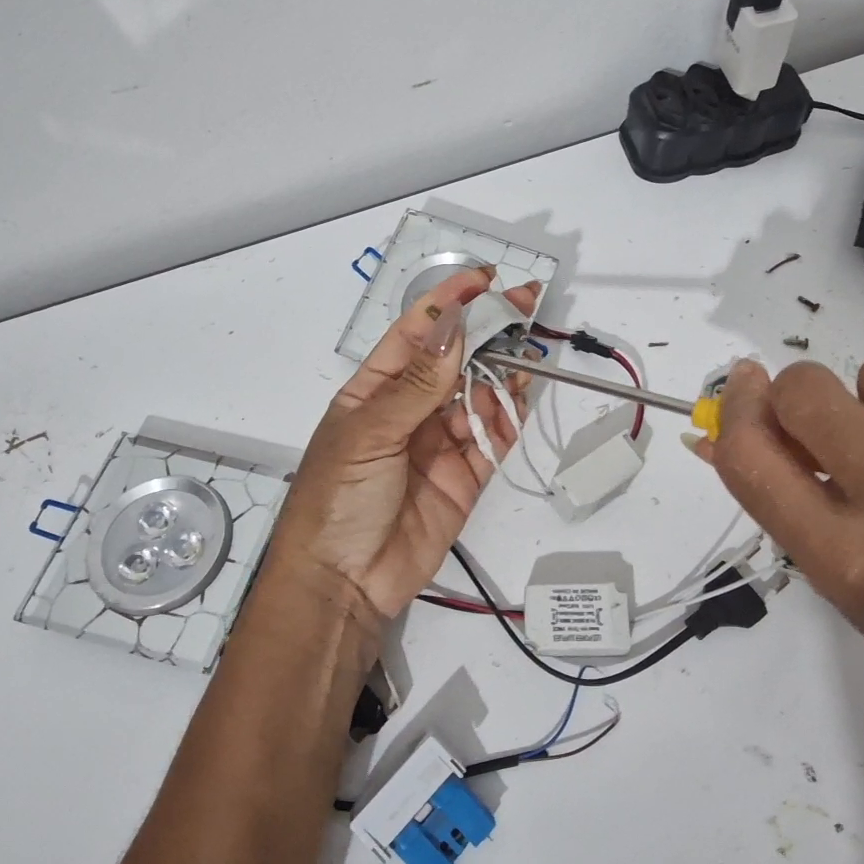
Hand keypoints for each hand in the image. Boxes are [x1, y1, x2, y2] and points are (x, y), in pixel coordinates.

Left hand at [268, 268, 536, 619]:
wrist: (345, 584)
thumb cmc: (338, 499)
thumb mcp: (369, 435)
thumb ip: (417, 385)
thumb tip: (453, 325)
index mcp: (374, 390)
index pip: (416, 333)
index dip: (449, 303)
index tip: (484, 279)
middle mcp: (410, 409)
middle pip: (456, 359)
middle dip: (487, 330)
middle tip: (525, 303)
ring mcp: (440, 441)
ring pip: (480, 393)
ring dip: (502, 371)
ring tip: (526, 354)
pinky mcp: (466, 475)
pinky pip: (494, 436)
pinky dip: (510, 414)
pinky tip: (522, 394)